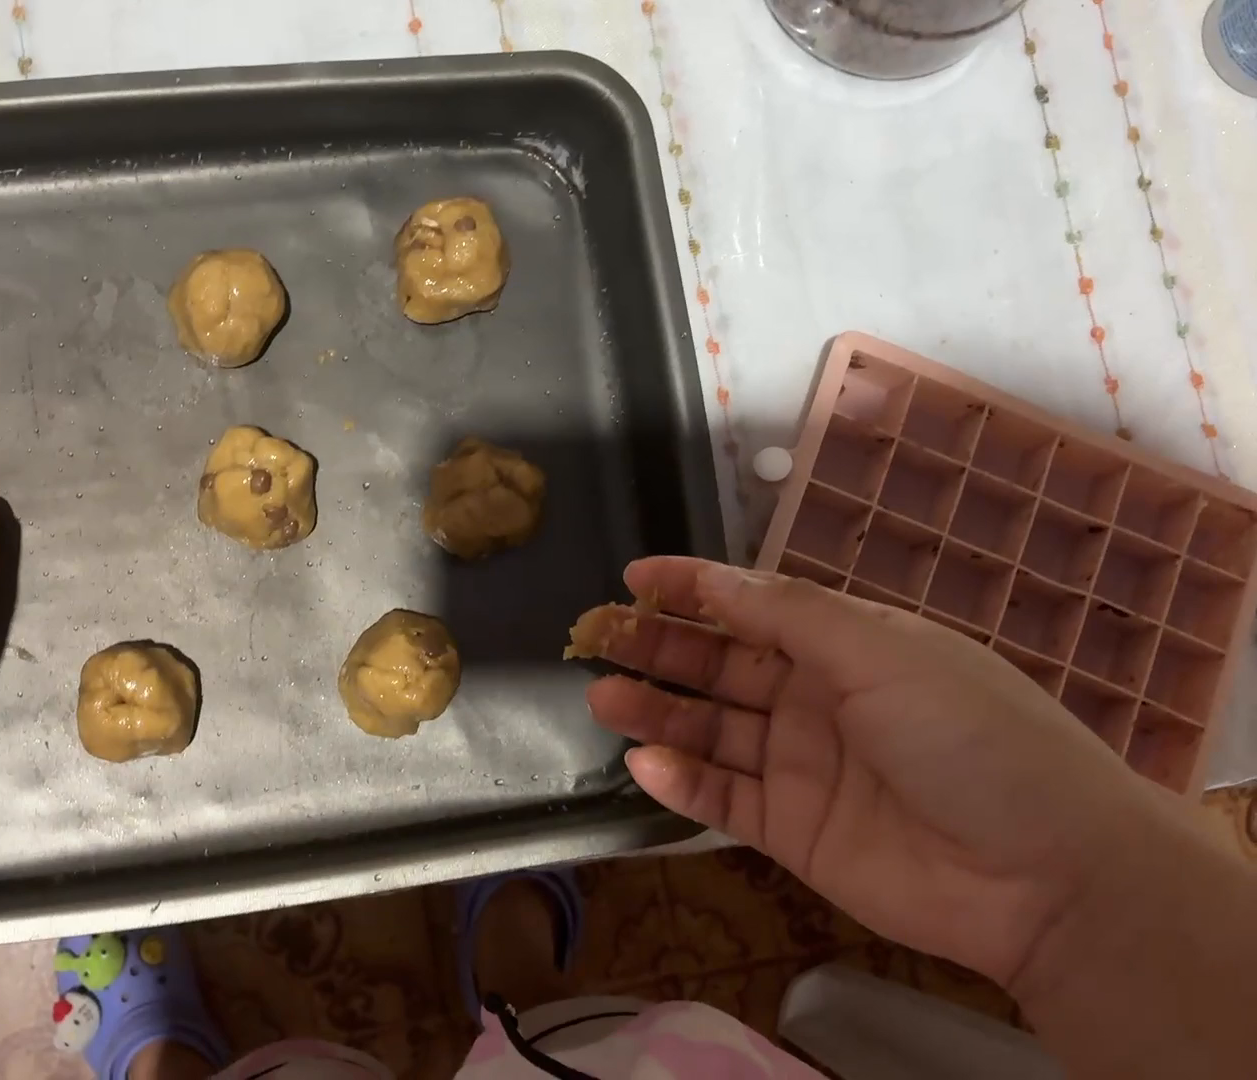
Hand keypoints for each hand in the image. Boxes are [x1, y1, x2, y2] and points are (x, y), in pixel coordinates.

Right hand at [585, 557, 1178, 989]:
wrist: (1054, 881)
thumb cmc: (972, 738)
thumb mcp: (884, 652)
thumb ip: (789, 614)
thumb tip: (711, 578)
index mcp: (842, 648)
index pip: (749, 606)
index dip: (691, 588)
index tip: (632, 578)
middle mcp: (812, 700)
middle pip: (714, 666)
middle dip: (654, 646)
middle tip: (593, 635)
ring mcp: (796, 766)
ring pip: (706, 729)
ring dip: (653, 712)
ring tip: (603, 700)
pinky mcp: (787, 828)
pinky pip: (720, 797)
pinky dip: (679, 782)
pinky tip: (645, 765)